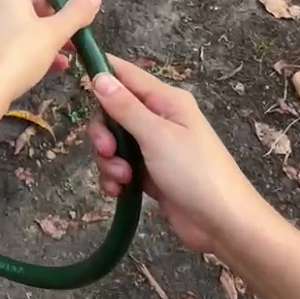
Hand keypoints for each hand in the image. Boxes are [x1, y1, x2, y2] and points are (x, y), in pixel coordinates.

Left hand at [0, 0, 99, 109]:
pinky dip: (33, 48)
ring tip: (70, 50)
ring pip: (21, 23)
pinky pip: (13, 41)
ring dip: (46, 33)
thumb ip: (75, 14)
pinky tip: (54, 66)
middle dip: (50, 10)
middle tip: (71, 24)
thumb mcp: (54, 33)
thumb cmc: (19, 53)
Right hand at [88, 58, 263, 252]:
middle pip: (113, 111)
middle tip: (108, 151)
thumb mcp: (156, 135)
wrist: (223, 224)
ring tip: (123, 178)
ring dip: (109, 160)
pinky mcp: (150, 172)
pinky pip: (121, 165)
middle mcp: (159, 118)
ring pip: (114, 141)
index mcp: (166, 100)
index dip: (101, 74)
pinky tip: (120, 191)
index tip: (76, 80)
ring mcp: (154, 146)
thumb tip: (99, 75)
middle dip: (104, 132)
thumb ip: (125, 106)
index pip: (126, 74)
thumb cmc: (195, 172)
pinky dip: (115, 177)